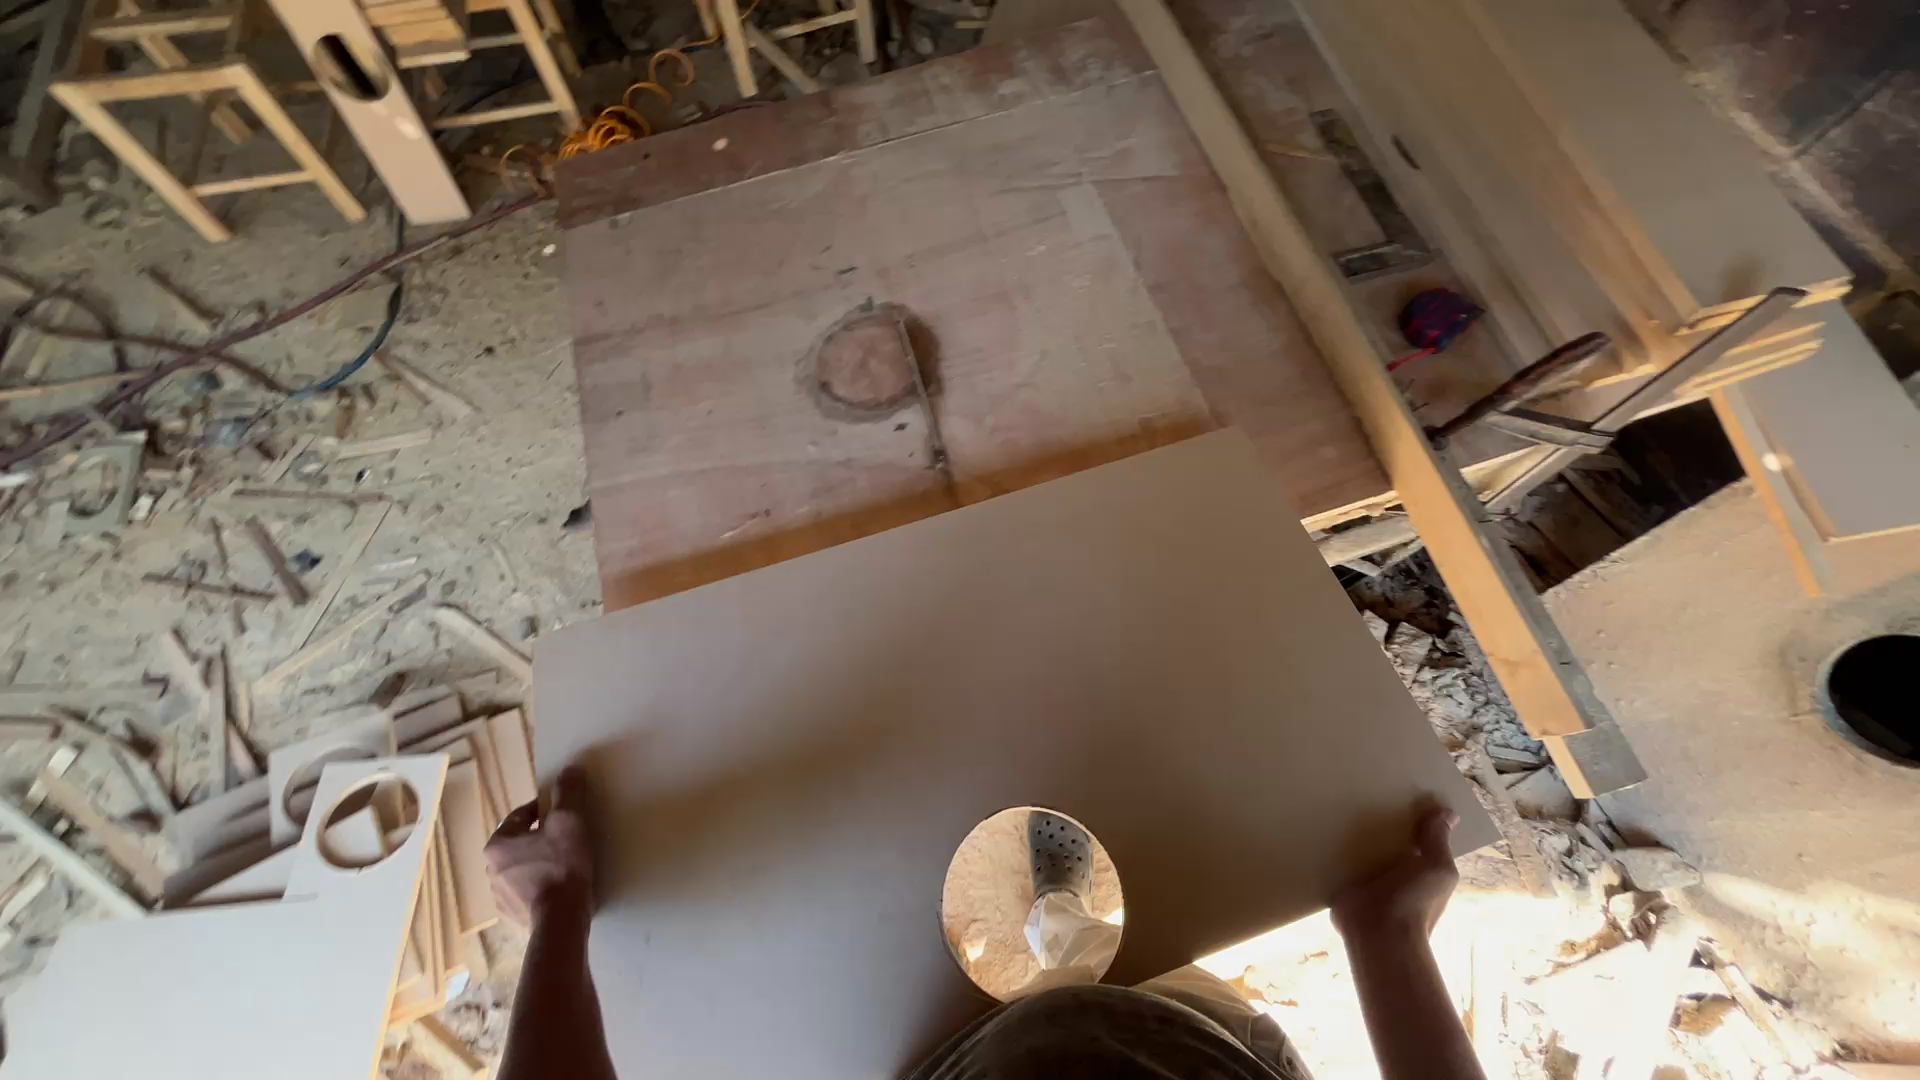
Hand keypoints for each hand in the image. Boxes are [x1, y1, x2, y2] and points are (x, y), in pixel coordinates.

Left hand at [485, 764, 594, 925]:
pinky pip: (525, 890)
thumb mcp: (569, 820)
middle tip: (566, 834)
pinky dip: (539, 883)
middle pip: (519, 842)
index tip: (564, 810)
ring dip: (538, 860)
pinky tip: (559, 884)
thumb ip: (568, 792)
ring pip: (521, 867)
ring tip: (565, 860)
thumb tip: (569, 769)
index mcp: (498, 844)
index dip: (543, 809)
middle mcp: (491, 869)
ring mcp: (500, 895)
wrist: (561, 918)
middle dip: (540, 836)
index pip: (519, 816)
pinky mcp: (513, 914)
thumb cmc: (562, 863)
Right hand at [1332, 801, 1459, 939]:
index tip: (1402, 791)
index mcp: (1423, 869)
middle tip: (1363, 789)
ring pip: (1364, 847)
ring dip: (1353, 832)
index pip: (1420, 838)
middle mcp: (1398, 872)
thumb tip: (1449, 812)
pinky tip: (1320, 824)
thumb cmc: (1415, 900)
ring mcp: (1371, 877)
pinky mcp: (1347, 880)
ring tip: (1337, 800)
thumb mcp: (1436, 868)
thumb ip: (1437, 841)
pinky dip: (1333, 846)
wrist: (1379, 932)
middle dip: (1381, 821)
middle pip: (1390, 840)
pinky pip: (1340, 858)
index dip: (1415, 818)